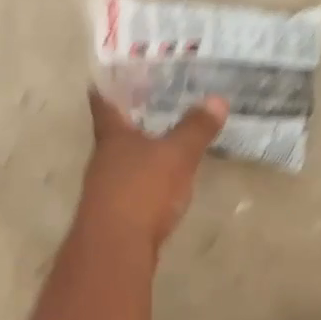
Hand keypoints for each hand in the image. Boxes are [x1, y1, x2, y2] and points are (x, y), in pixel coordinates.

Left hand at [79, 89, 228, 249]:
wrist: (116, 247)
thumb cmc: (142, 191)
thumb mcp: (177, 156)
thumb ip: (195, 129)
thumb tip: (216, 99)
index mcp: (113, 136)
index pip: (104, 101)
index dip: (110, 85)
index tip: (117, 72)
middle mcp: (103, 159)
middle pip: (114, 132)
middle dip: (132, 118)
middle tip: (155, 102)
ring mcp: (106, 188)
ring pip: (123, 161)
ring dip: (141, 152)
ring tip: (166, 141)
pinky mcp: (116, 215)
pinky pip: (132, 188)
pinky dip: (146, 180)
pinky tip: (163, 184)